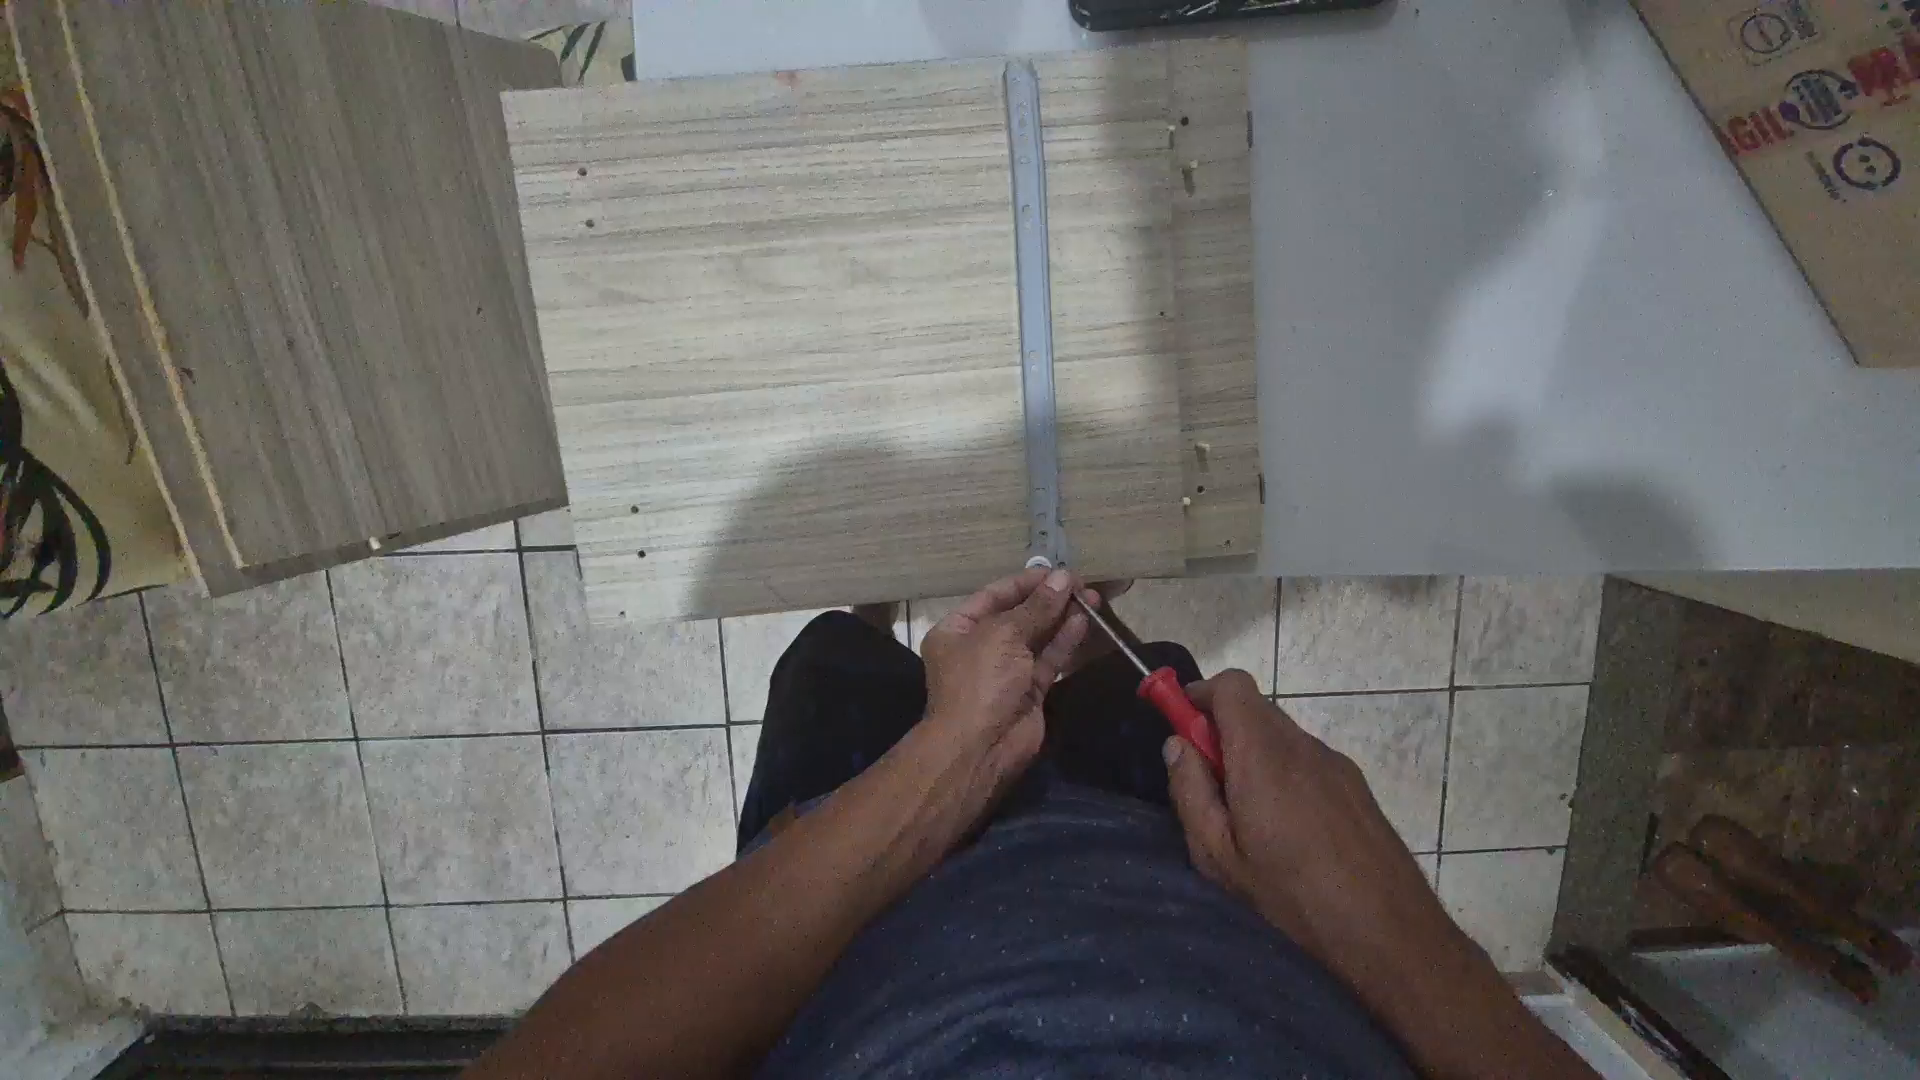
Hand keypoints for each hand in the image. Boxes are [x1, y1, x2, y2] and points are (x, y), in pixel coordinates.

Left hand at [918, 566, 1091, 781]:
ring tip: (1092, 599)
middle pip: (1018, 615)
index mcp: (957, 629)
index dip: (1025, 583)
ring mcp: (1006, 670)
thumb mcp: (1003, 635)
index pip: (993, 596)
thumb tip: (1064, 578)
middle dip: (1049, 599)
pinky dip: (1065, 641)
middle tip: (1082, 584)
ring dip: (1062, 617)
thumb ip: (1036, 607)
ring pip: (1038, 637)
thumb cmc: (980, 681)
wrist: (980, 747)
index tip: (1057, 572)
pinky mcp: (1030, 690)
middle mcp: (980, 647)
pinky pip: (1049, 658)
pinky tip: (1084, 622)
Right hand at [1162, 671, 1471, 991]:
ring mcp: (1334, 763)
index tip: (1181, 727)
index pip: (1231, 685)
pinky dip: (1283, 771)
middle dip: (1221, 730)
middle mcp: (1300, 745)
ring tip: (1251, 816)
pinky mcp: (1355, 784)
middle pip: (1252, 707)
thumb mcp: (1219, 856)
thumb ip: (1190, 791)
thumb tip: (1176, 745)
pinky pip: (1305, 758)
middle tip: (1210, 782)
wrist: (1393, 935)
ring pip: (1279, 734)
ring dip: (1252, 753)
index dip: (1199, 695)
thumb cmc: (1293, 896)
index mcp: (1262, 755)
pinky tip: (1290, 828)